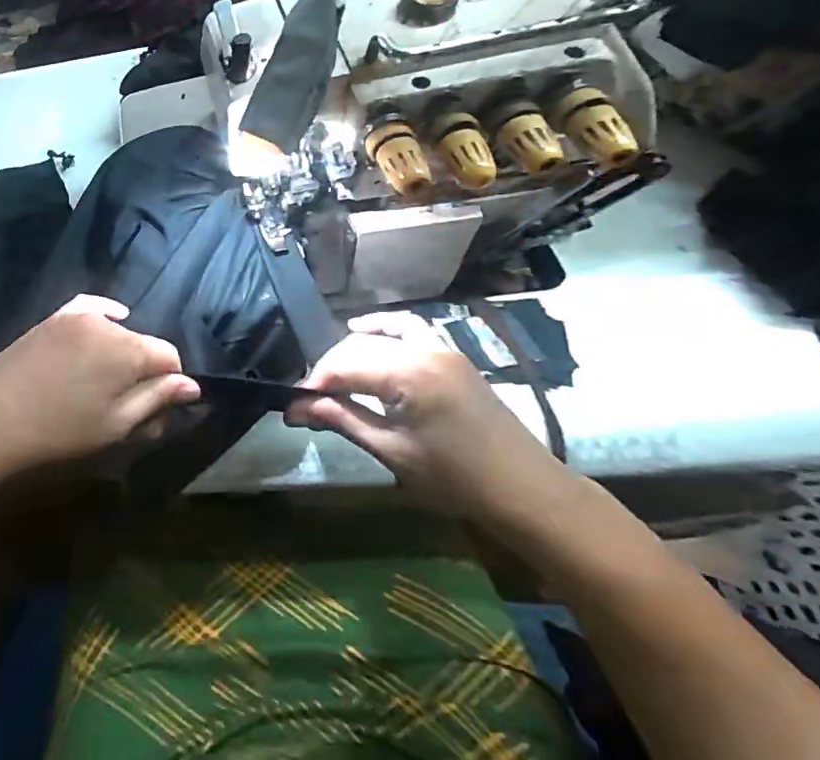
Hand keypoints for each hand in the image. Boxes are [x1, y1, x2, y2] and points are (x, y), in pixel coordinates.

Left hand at [0, 295, 198, 480]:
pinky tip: (111, 321)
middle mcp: (107, 323)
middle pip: (142, 344)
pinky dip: (105, 318)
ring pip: (117, 332)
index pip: (169, 357)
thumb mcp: (116, 423)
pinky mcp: (54, 317)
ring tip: (102, 386)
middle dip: (143, 372)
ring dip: (120, 354)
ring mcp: (77, 315)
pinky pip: (91, 310)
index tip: (156, 410)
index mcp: (128, 350)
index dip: (170, 384)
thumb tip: (191, 386)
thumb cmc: (59, 429)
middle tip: (127, 409)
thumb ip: (156, 399)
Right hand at [284, 313, 580, 527]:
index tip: (294, 407)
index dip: (313, 384)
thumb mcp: (392, 451)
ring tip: (335, 380)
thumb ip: (343, 419)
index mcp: (408, 373)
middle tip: (310, 401)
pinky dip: (385, 328)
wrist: (525, 490)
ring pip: (381, 336)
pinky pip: (411, 329)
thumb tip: (295, 408)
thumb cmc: (456, 478)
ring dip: (352, 351)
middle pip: (358, 347)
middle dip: (329, 371)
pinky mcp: (452, 356)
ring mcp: (442, 348)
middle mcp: (424, 349)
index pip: (343, 365)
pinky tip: (364, 330)